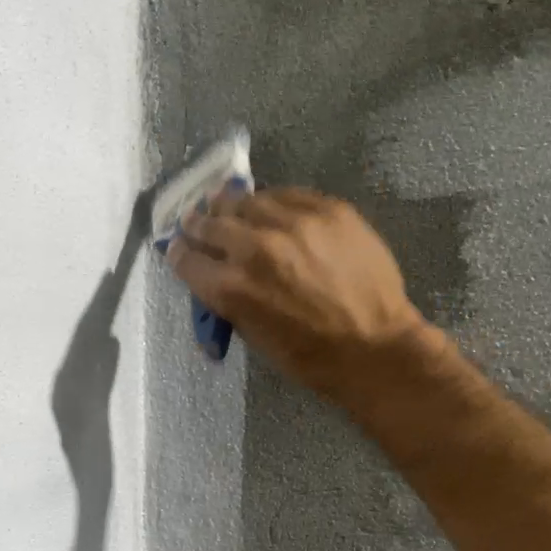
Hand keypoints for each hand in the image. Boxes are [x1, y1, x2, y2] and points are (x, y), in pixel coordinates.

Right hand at [168, 187, 429, 391]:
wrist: (374, 345)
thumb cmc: (308, 355)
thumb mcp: (253, 335)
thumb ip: (229, 300)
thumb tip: (216, 276)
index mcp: (232, 288)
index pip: (188, 260)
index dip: (178, 254)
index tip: (176, 249)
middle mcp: (255, 248)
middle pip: (211, 224)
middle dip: (197, 225)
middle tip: (193, 222)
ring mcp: (293, 223)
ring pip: (247, 202)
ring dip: (230, 206)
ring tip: (223, 204)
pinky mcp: (327, 209)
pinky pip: (287, 195)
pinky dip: (270, 201)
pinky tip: (266, 205)